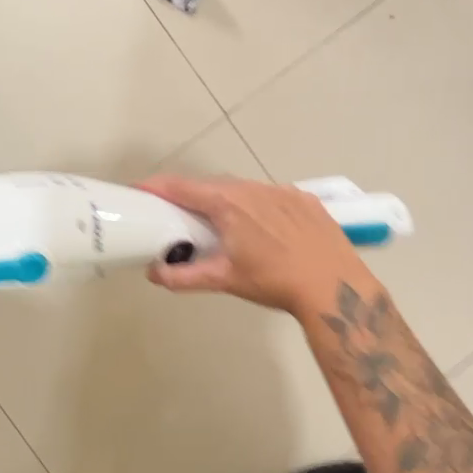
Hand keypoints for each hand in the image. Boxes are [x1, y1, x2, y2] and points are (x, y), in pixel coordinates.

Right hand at [135, 175, 374, 317]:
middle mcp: (252, 188)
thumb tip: (152, 273)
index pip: (181, 187)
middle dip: (189, 196)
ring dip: (224, 200)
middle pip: (210, 185)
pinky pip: (270, 196)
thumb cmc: (273, 282)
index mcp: (227, 204)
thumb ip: (182, 277)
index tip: (138, 190)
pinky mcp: (305, 200)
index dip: (156, 187)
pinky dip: (255, 206)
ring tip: (218, 222)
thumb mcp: (223, 280)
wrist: (334, 288)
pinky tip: (260, 227)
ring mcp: (282, 191)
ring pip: (242, 189)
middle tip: (175, 213)